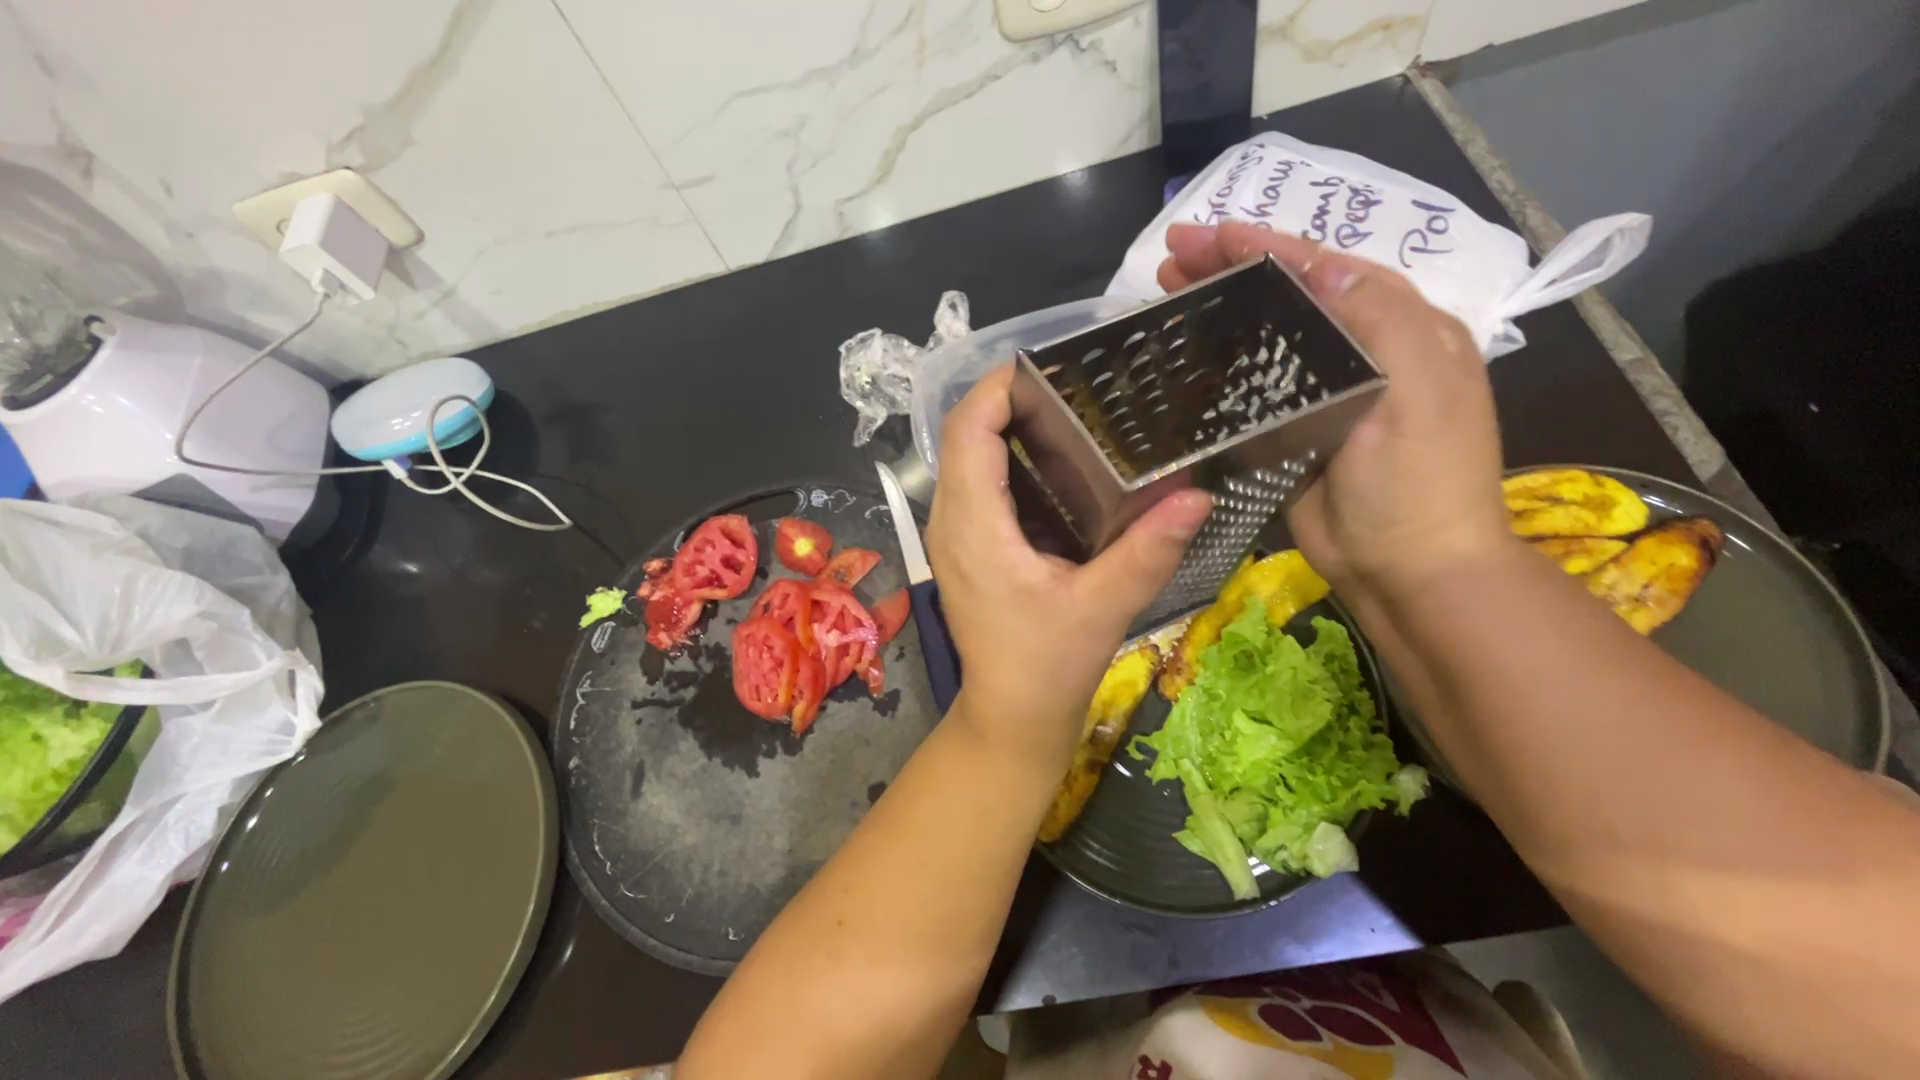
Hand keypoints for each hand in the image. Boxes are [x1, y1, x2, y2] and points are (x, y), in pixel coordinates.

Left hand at [926, 366, 1211, 771]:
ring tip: (1064, 410)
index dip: (996, 389)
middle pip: (962, 437)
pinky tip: (1053, 462)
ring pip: (964, 459)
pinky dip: (1004, 458)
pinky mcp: (964, 548)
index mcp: (975, 528)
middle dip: (1005, 400)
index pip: (967, 433)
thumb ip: (1147, 551)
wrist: (1012, 715)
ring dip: (1003, 427)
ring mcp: (951, 536)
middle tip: (1069, 383)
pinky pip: (974, 484)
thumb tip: (1198, 494)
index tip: (1044, 364)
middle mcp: (950, 523)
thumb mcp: (1103, 607)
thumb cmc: (1048, 666)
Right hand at [1157, 221, 1514, 606]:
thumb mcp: (1416, 388)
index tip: (1208, 231)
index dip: (1265, 246)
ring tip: (1164, 290)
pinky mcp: (1292, 434)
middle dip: (1231, 271)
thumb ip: (1376, 318)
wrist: (1408, 571)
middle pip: (1288, 296)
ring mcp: (1323, 396)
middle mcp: (1361, 353)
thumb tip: (1319, 265)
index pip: (1325, 270)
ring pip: (1263, 338)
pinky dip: (1216, 366)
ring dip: (1217, 312)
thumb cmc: (1420, 480)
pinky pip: (1249, 388)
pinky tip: (1182, 356)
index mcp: (1401, 329)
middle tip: (1171, 259)